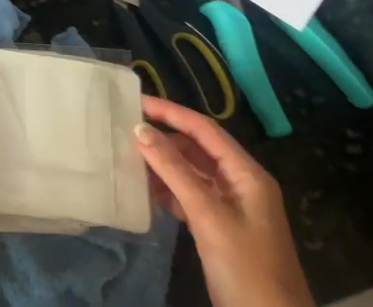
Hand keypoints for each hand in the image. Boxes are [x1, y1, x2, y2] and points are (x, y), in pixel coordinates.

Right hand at [135, 95, 312, 306]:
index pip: (205, 130)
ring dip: (164, 166)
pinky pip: (190, 196)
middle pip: (198, 149)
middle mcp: (241, 184)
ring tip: (128, 160)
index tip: (136, 102)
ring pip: (192, 173)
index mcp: (248, 175)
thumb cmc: (247, 269)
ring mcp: (232, 207)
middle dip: (164, 139)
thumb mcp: (208, 217)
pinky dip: (169, 190)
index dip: (171, 113)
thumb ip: (174, 171)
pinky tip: (145, 192)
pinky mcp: (220, 228)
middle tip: (125, 133)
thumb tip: (140, 130)